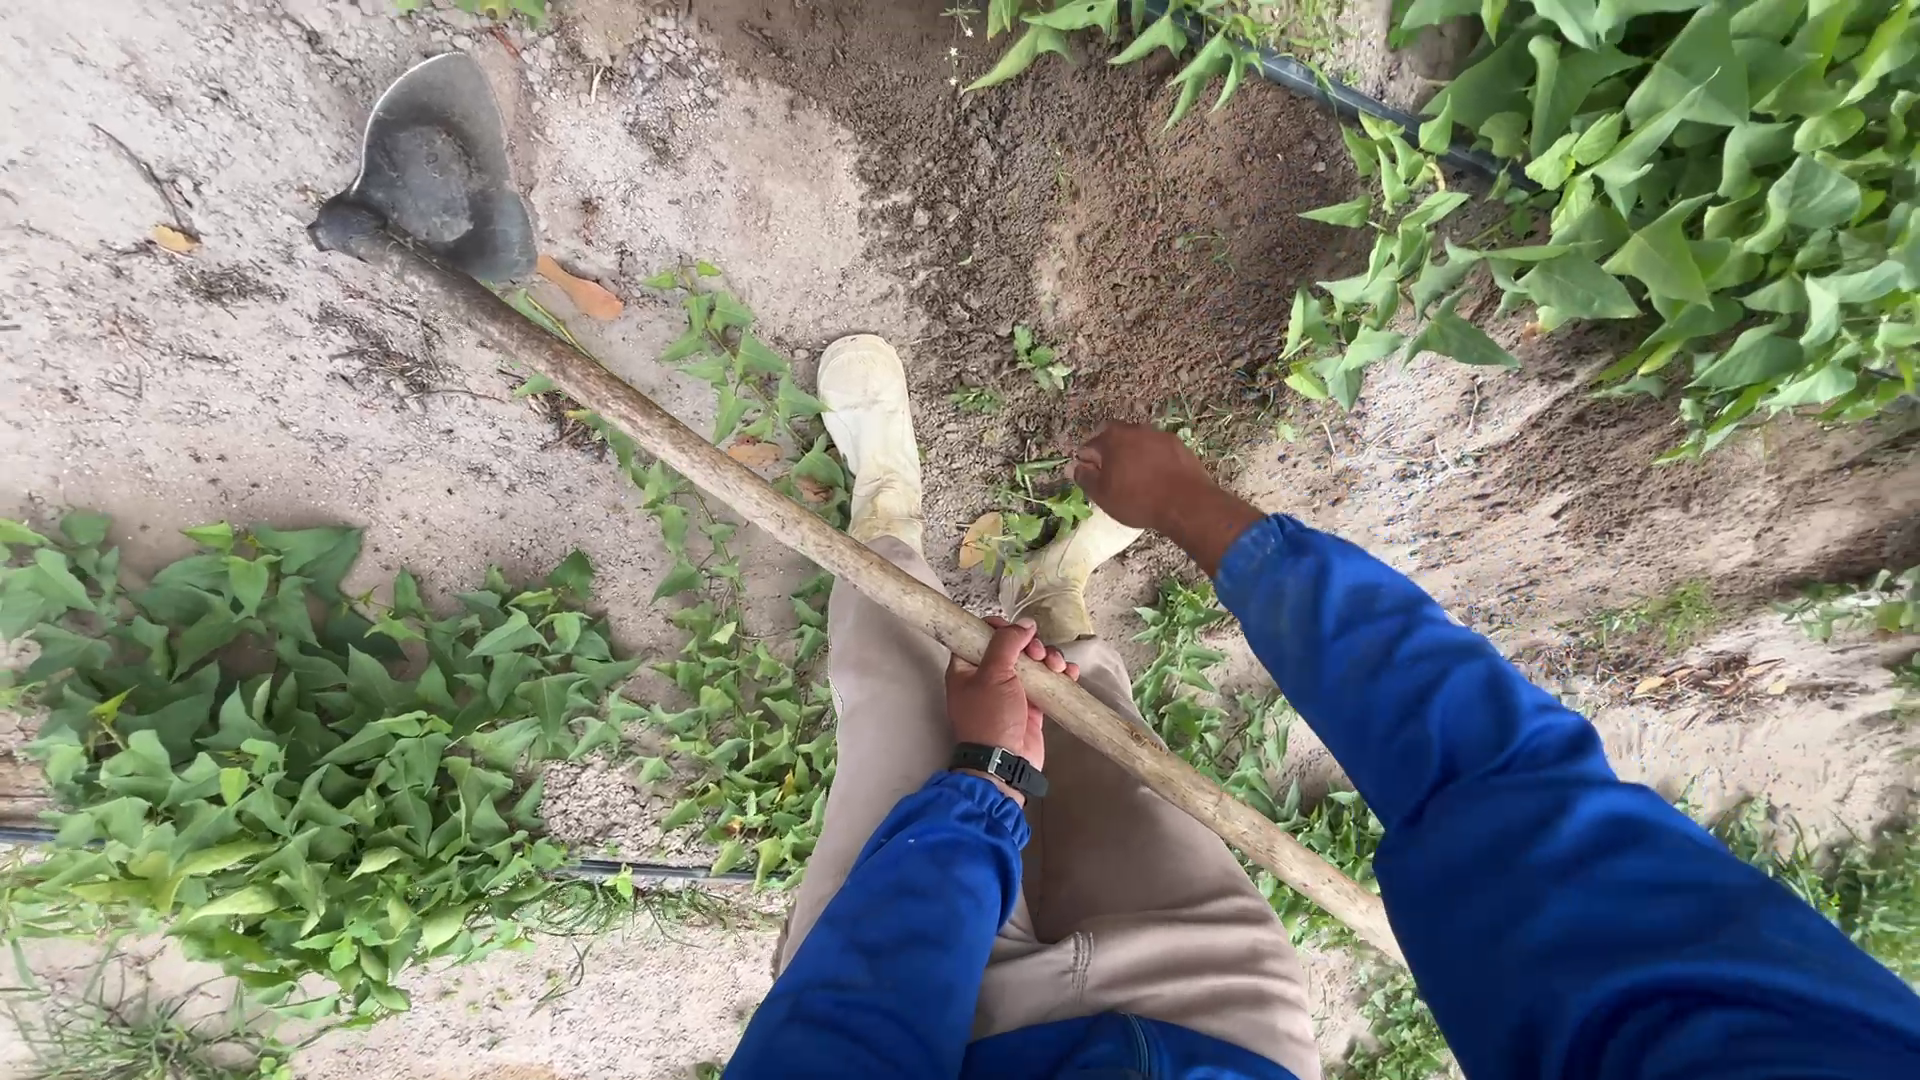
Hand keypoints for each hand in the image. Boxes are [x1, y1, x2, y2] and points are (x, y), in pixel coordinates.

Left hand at [945, 617, 1076, 804]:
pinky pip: (1047, 682)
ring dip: (1048, 658)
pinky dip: (1059, 675)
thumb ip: (1006, 643)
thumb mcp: (993, 674)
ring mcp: (1010, 691)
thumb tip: (1024, 624)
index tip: (1015, 629)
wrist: (1005, 763)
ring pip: (1032, 662)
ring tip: (1057, 666)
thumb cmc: (990, 717)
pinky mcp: (1031, 704)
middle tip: (1038, 654)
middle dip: (1030, 645)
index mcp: (966, 667)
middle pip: (1011, 646)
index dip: (998, 628)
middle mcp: (987, 676)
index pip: (979, 635)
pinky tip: (1069, 674)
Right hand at [1070, 422, 1215, 532]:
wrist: (1185, 502)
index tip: (1092, 479)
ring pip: (1137, 443)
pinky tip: (1156, 478)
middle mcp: (1134, 429)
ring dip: (1132, 456)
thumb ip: (1084, 477)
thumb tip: (1075, 466)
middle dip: (1110, 455)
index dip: (1087, 463)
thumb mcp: (1102, 494)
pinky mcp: (1178, 445)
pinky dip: (1152, 460)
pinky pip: (1157, 450)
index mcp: (1111, 438)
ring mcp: (1158, 435)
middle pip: (1114, 439)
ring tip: (1136, 479)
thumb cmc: (1137, 499)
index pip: (1089, 446)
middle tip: (1112, 478)